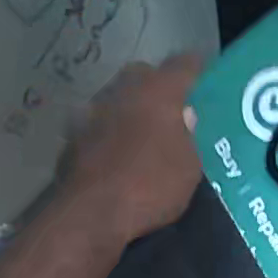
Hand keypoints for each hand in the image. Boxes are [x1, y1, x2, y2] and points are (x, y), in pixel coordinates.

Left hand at [56, 53, 204, 240]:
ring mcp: (91, 110)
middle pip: (144, 76)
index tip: (206, 81)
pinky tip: (115, 156)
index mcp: (158, 90)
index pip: (184, 64)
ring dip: (129, 111)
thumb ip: (189, 138)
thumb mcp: (188, 169)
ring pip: (117, 99)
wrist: (91, 213)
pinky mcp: (71, 135)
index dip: (198, 71)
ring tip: (141, 135)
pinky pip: (98, 127)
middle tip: (170, 112)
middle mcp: (122, 89)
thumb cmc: (150, 187)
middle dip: (158, 89)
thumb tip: (185, 118)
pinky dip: (109, 135)